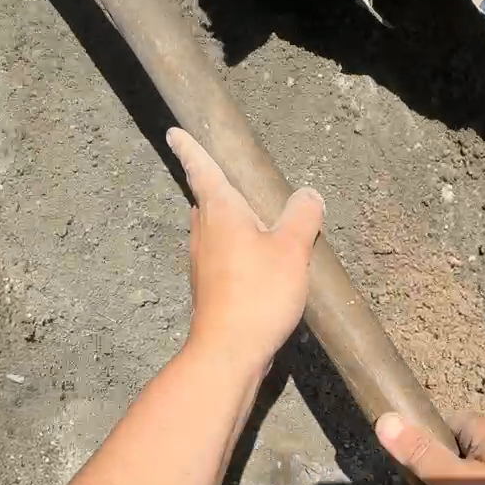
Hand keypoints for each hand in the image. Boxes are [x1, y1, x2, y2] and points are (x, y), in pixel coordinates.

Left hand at [168, 128, 324, 379]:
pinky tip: (259, 271)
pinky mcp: (209, 291)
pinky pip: (222, 261)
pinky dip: (237, 257)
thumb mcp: (293, 249)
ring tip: (260, 230)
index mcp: (220, 210)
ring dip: (232, 227)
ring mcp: (202, 264)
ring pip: (215, 233)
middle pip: (208, 202)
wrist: (230, 351)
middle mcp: (203, 233)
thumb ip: (303, 216)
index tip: (174, 133)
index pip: (201, 168)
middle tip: (238, 186)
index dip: (190, 148)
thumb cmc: (259, 293)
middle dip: (219, 192)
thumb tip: (310, 196)